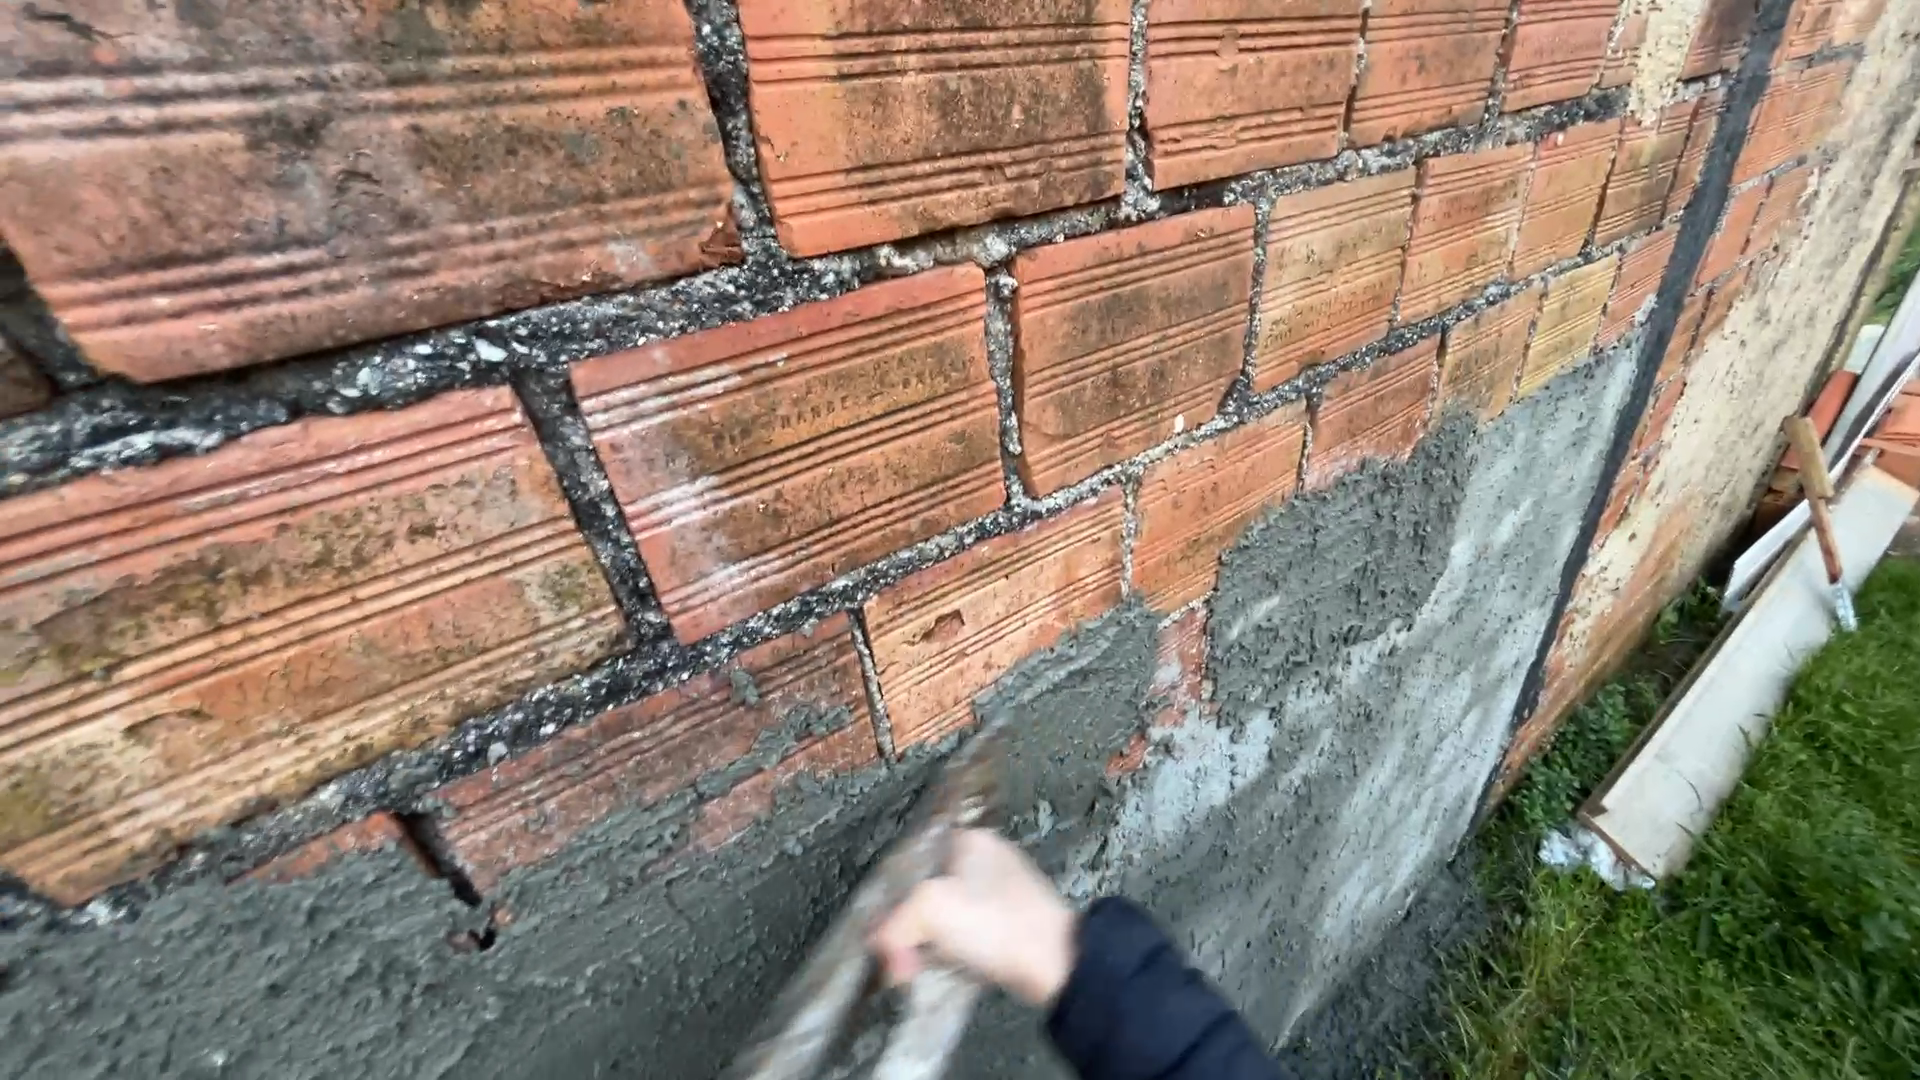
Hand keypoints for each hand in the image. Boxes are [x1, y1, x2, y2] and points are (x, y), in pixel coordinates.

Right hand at [869, 828, 1076, 1005]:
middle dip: (909, 928)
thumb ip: (895, 922)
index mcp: (968, 840)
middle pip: (926, 889)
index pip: (912, 861)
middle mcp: (985, 857)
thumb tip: (881, 945)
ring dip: (929, 943)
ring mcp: (1001, 889)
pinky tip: (949, 967)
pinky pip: (967, 933)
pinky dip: (953, 951)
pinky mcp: (1010, 921)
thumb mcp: (931, 908)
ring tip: (919, 968)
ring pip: (946, 914)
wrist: (1056, 963)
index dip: (891, 899)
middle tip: (901, 960)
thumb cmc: (996, 924)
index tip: (883, 935)